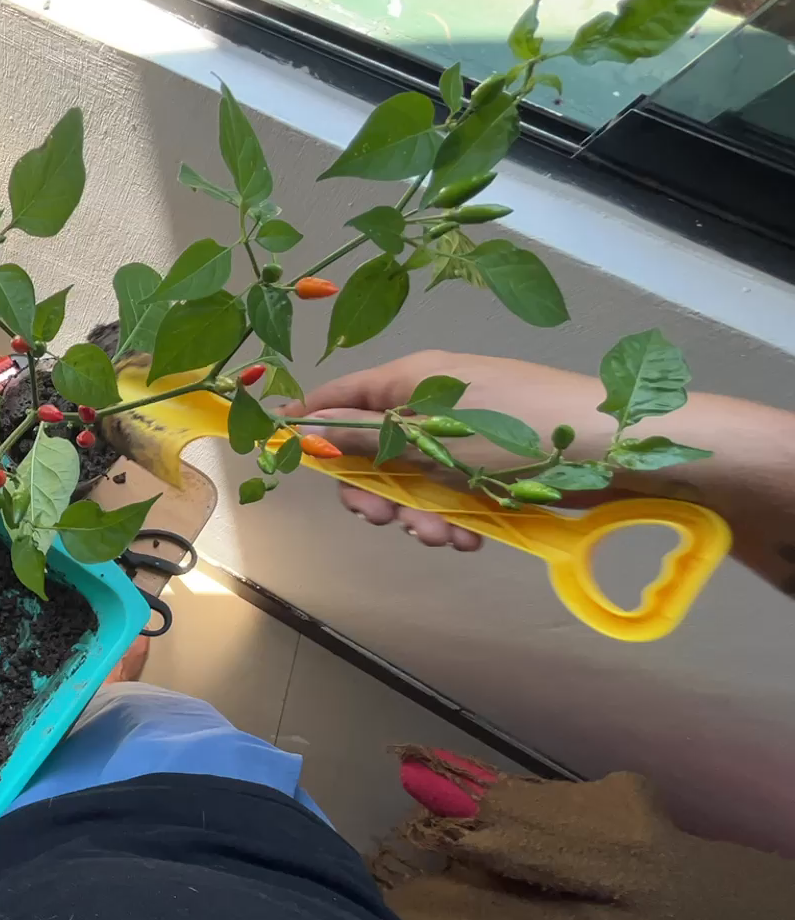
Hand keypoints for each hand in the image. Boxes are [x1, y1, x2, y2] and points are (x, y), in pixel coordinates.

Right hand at [283, 350, 624, 550]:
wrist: (636, 451)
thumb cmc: (520, 432)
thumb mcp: (429, 434)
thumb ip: (360, 434)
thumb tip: (303, 425)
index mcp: (409, 381)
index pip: (335, 397)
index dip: (307, 425)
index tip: (283, 456)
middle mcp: (428, 403)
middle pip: (367, 448)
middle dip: (370, 490)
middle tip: (377, 519)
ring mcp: (458, 434)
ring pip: (406, 478)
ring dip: (413, 513)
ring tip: (439, 537)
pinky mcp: (486, 463)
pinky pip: (446, 491)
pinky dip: (449, 517)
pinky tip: (466, 537)